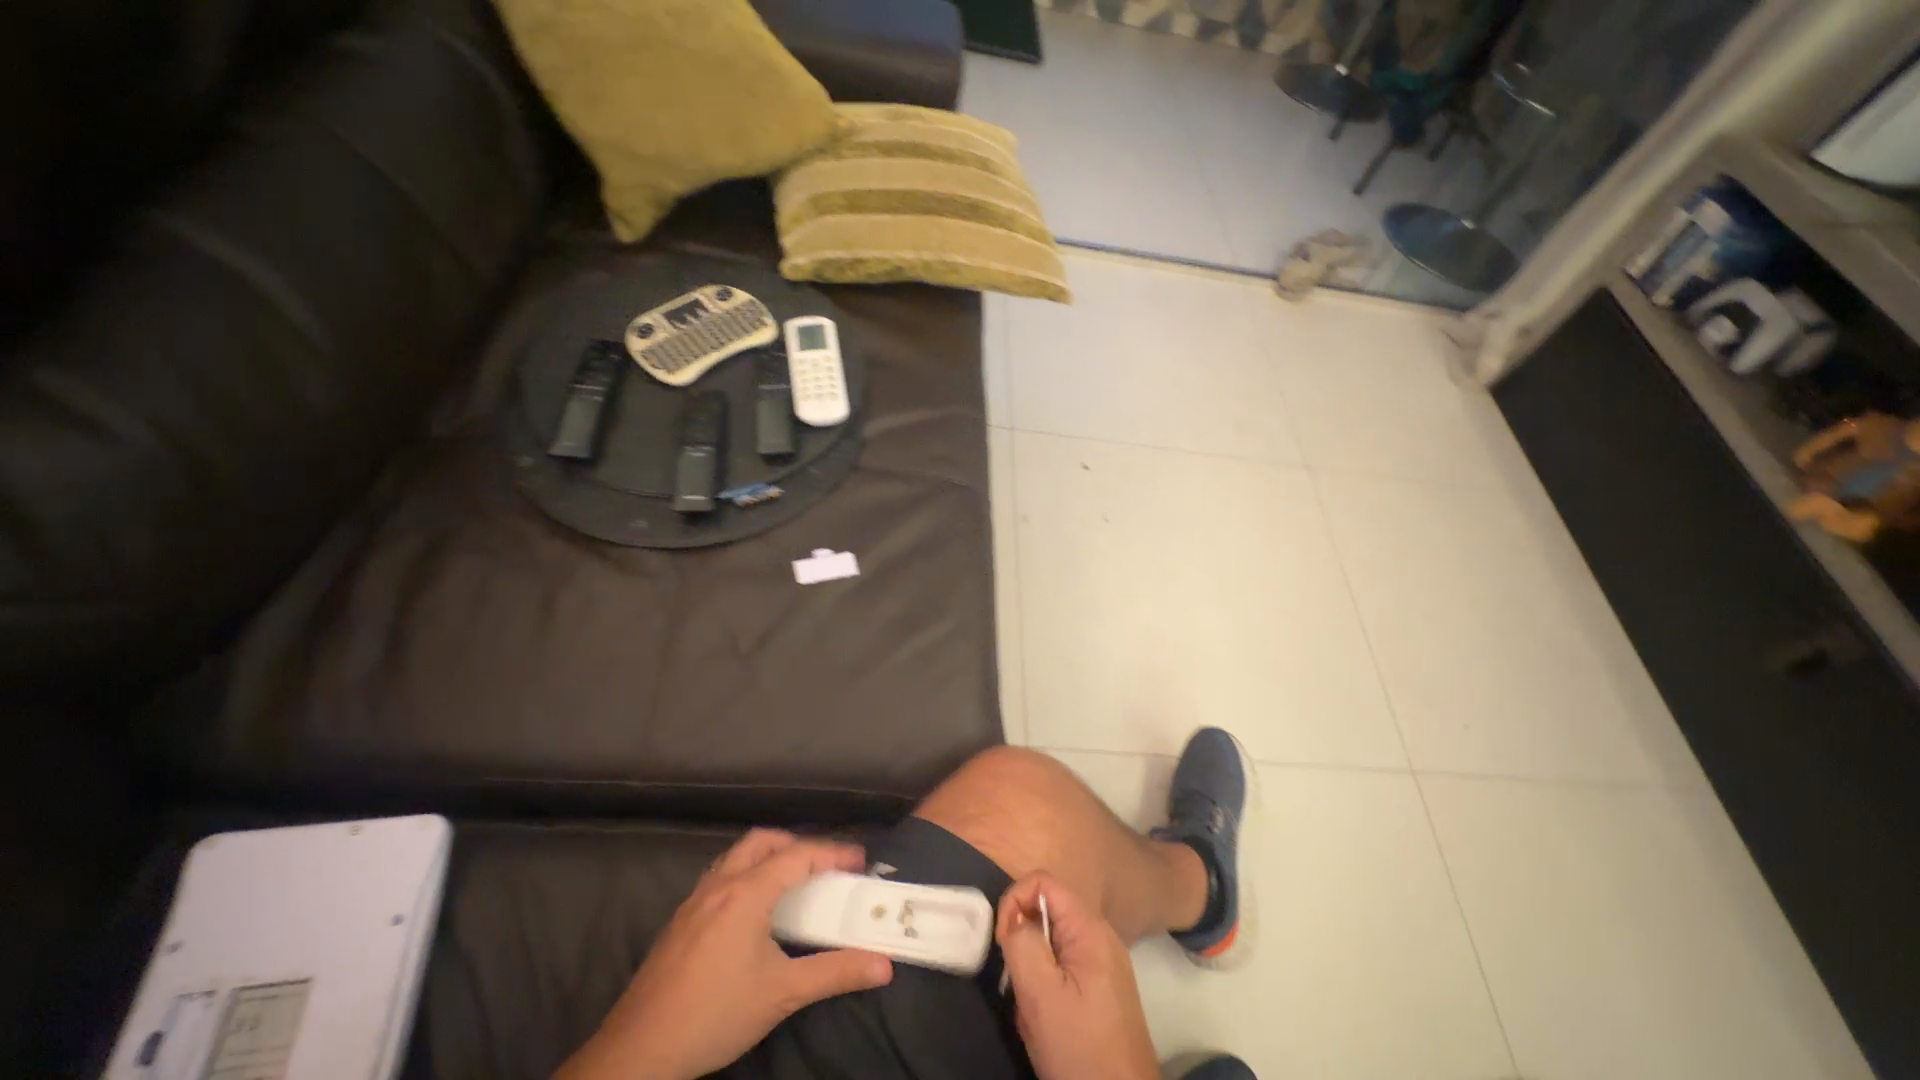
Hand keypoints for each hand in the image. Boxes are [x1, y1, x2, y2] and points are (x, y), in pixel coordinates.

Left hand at [555, 829, 894, 1079]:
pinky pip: (719, 878)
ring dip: (768, 858)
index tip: (860, 860)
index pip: (797, 856)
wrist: (641, 1048)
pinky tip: (754, 913)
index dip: (832, 853)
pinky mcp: (680, 921)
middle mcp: (718, 886)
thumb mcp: (783, 993)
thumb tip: (883, 965)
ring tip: (794, 885)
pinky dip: (746, 877)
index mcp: (745, 894)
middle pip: (762, 842)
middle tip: (825, 867)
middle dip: (797, 845)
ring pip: (736, 858)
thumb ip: (835, 973)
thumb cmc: (716, 1014)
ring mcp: (694, 902)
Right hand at [997, 873, 1159, 1079]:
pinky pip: (1064, 968)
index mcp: (1090, 929)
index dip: (1014, 901)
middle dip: (1023, 942)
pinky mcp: (1103, 988)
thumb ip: (1023, 943)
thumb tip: (1015, 914)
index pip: (1043, 881)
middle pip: (1047, 911)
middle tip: (1019, 983)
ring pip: (1052, 944)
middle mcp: (1101, 937)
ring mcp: (1104, 964)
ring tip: (1034, 1008)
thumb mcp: (1040, 994)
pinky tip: (1047, 1020)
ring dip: (1033, 971)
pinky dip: (1046, 986)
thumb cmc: (1080, 1046)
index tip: (1004, 943)